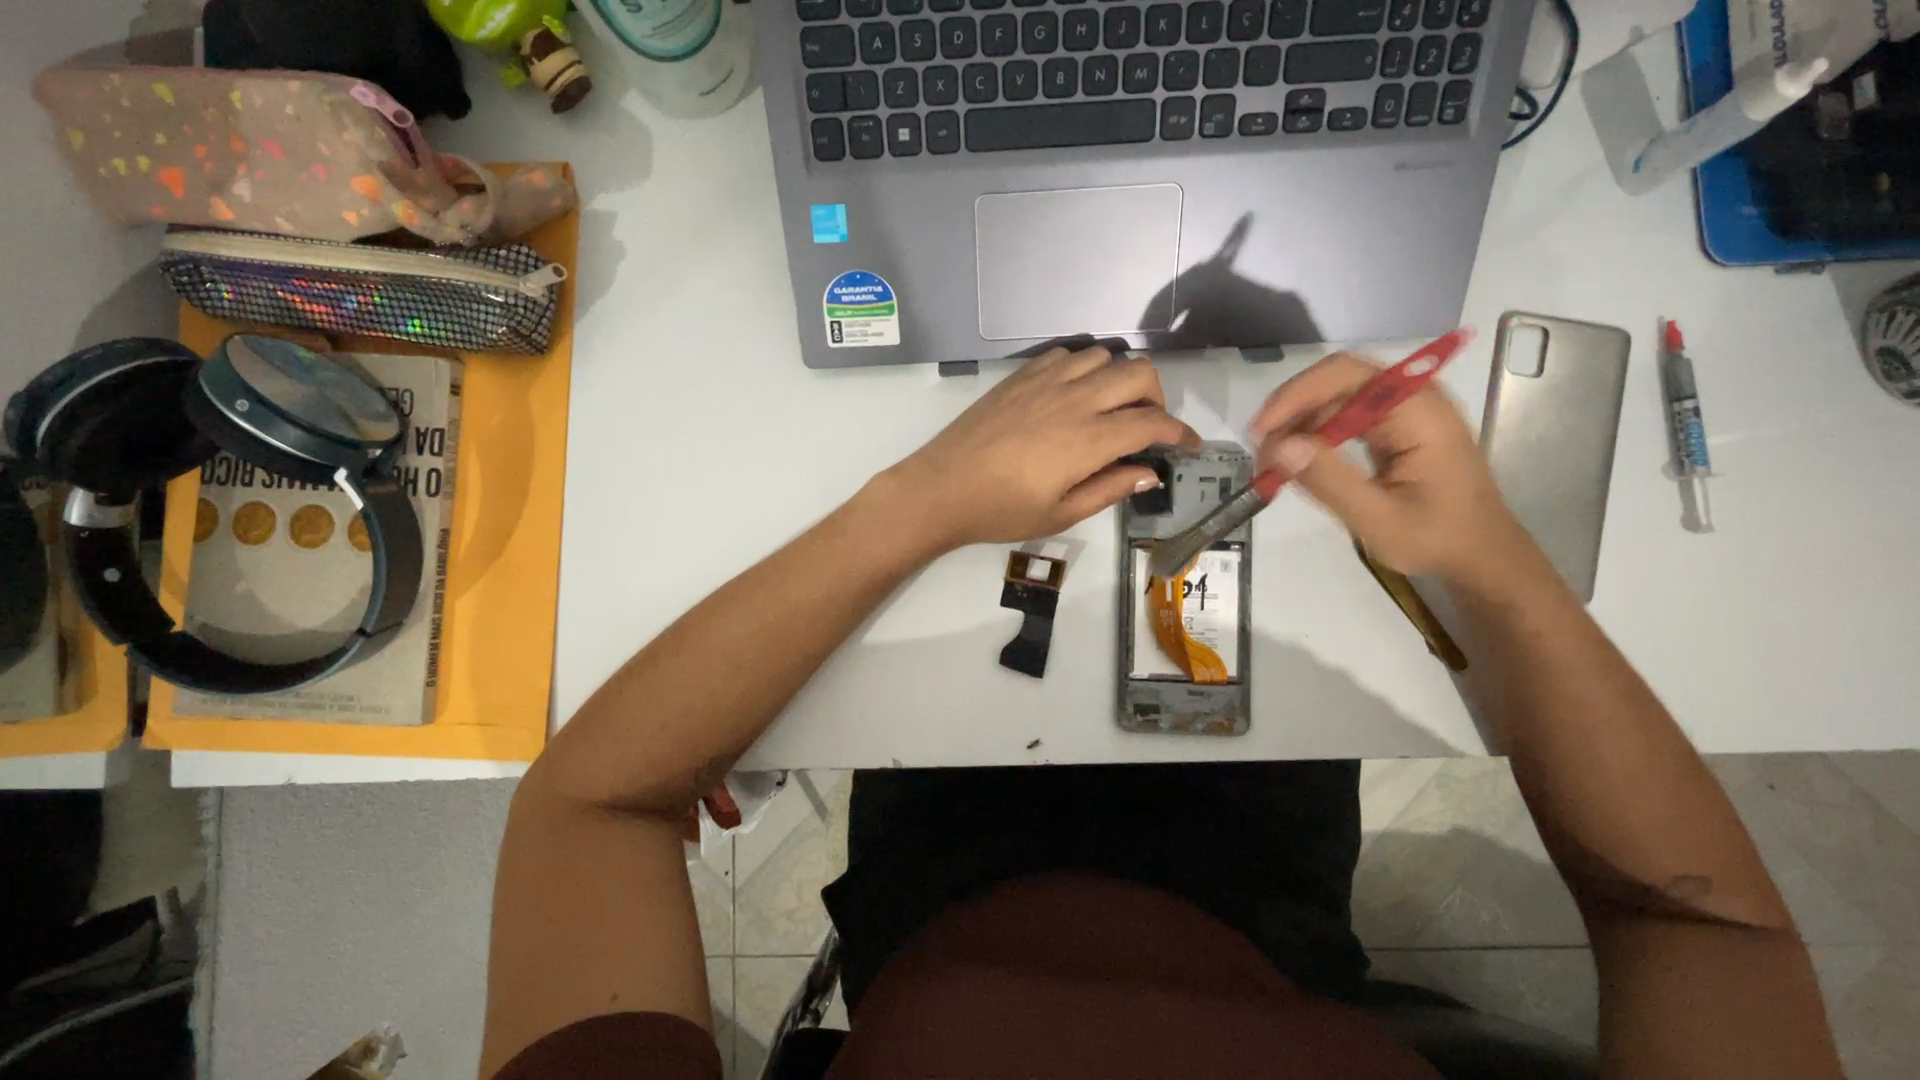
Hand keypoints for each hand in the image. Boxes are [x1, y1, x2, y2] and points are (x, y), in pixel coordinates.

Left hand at [883, 345, 1197, 550]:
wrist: (941, 487)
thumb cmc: (1000, 510)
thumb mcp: (1060, 514)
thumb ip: (1109, 489)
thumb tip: (1150, 473)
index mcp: (1087, 440)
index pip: (1151, 423)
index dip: (1179, 432)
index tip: (1188, 444)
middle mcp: (1074, 401)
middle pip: (1139, 375)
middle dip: (1157, 398)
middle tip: (1148, 426)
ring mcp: (1046, 382)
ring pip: (1105, 357)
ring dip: (1121, 378)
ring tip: (1112, 407)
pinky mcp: (1021, 375)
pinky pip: (1068, 354)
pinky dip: (1085, 367)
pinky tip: (1075, 393)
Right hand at [1248, 352, 1533, 584]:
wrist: (1482, 555)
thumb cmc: (1438, 539)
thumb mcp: (1379, 519)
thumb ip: (1330, 481)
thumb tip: (1278, 447)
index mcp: (1418, 411)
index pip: (1346, 375)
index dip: (1297, 395)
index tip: (1262, 431)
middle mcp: (1412, 398)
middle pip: (1336, 381)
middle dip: (1292, 411)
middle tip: (1261, 453)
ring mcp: (1404, 411)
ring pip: (1335, 399)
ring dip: (1299, 426)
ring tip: (1273, 465)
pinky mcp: (1395, 428)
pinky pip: (1345, 417)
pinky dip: (1315, 436)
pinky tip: (1299, 463)